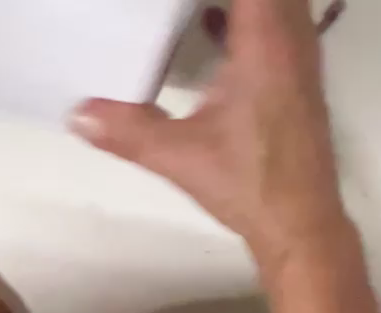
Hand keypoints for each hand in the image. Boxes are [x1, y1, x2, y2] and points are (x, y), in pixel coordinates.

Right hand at [70, 0, 348, 271]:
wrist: (299, 222)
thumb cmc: (249, 186)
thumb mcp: (179, 157)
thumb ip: (128, 131)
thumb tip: (79, 114)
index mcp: (264, 39)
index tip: (173, 0)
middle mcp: (291, 34)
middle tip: (175, 5)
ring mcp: (301, 53)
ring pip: (275, 0)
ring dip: (238, 2)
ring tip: (189, 7)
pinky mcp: (298, 74)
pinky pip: (278, 18)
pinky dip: (248, 13)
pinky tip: (213, 24)